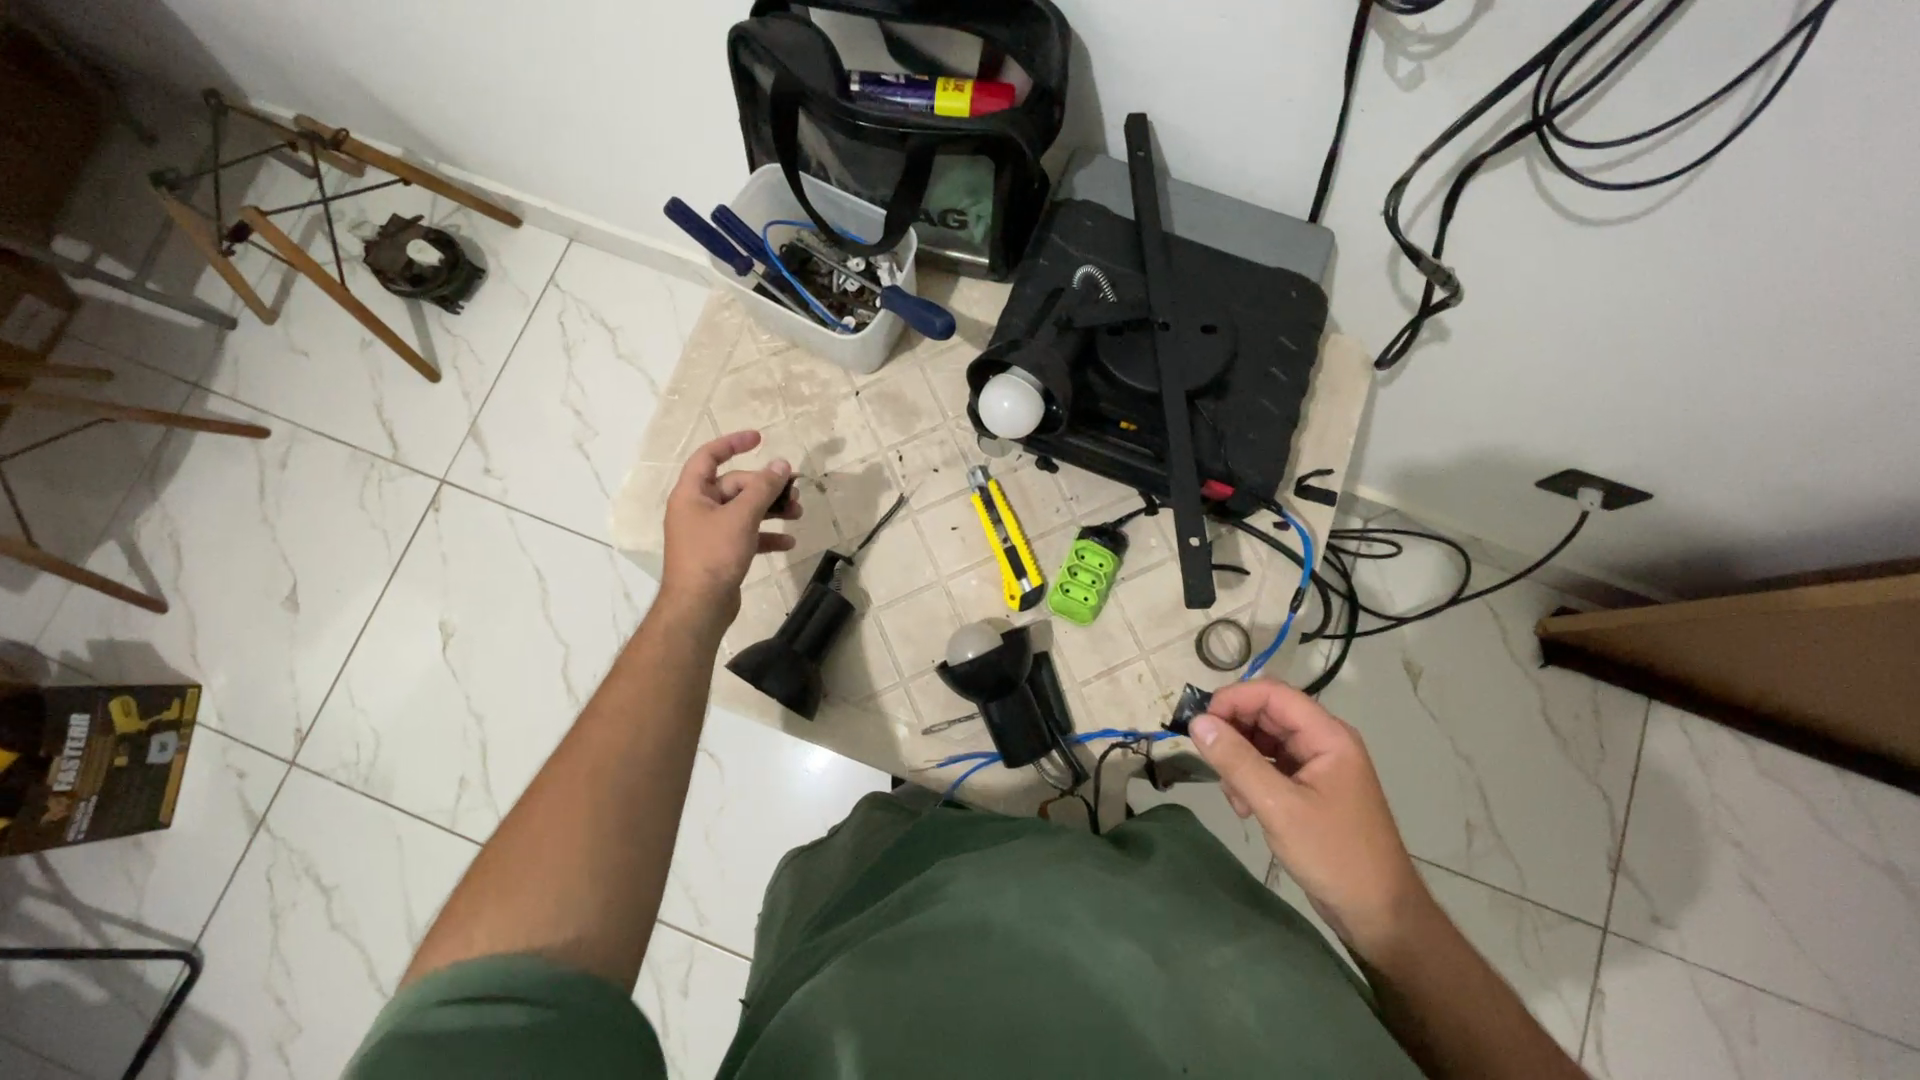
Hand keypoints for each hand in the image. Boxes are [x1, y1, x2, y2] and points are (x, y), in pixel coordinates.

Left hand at [660, 431, 799, 623]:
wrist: (698, 607)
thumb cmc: (713, 555)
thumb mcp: (741, 517)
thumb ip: (763, 488)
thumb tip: (781, 464)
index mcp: (692, 494)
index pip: (709, 456)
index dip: (733, 443)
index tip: (760, 438)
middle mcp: (697, 509)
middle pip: (735, 485)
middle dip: (766, 487)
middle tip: (795, 492)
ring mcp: (709, 532)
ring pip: (744, 510)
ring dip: (771, 510)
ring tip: (798, 514)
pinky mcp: (721, 553)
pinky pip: (746, 535)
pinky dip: (766, 535)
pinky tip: (788, 542)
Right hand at [1188, 679, 1432, 954]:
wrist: (1378, 911)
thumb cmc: (1333, 854)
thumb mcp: (1278, 807)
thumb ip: (1236, 761)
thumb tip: (1198, 722)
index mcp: (1328, 736)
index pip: (1272, 694)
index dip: (1233, 700)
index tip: (1200, 725)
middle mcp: (1324, 742)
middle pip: (1267, 714)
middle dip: (1234, 734)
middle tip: (1212, 766)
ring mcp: (1318, 766)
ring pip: (1265, 742)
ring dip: (1240, 760)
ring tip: (1234, 796)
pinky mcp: (1310, 789)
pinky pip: (1271, 766)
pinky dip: (1251, 779)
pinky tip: (1245, 807)